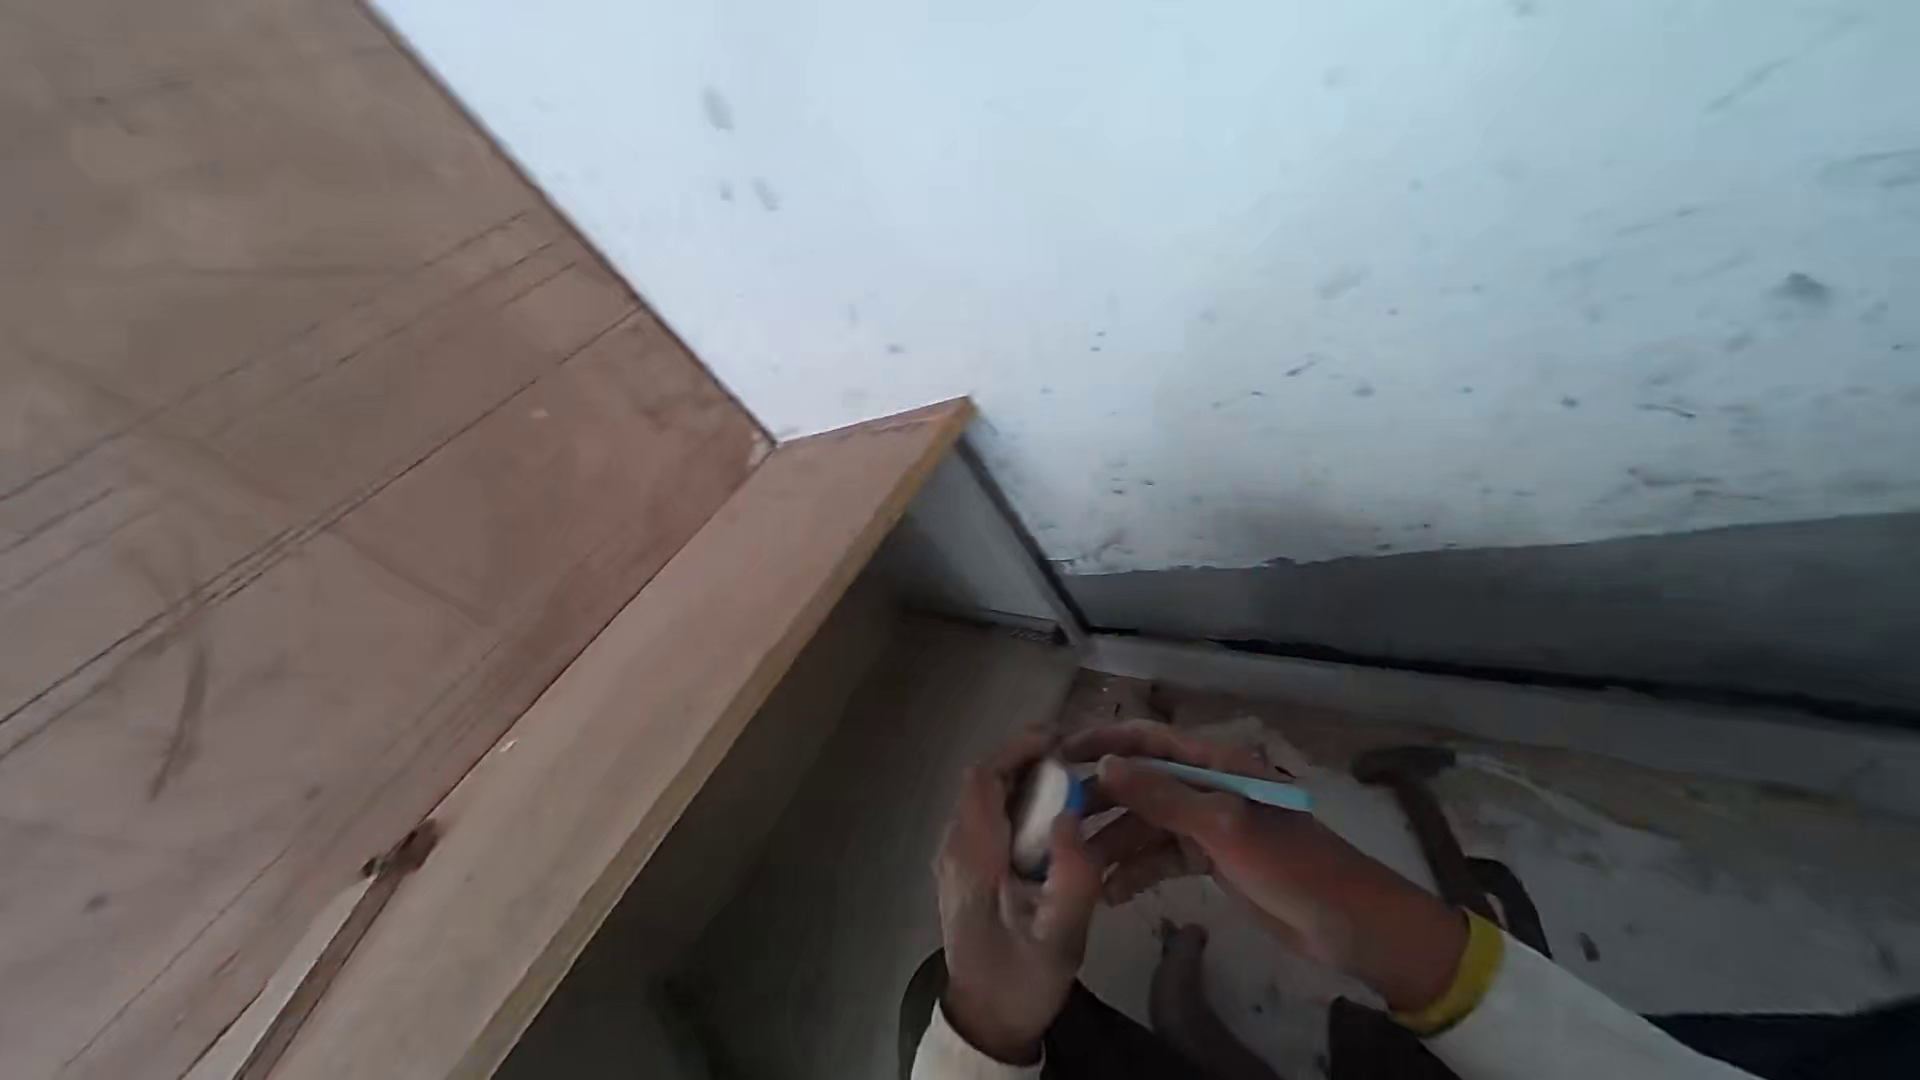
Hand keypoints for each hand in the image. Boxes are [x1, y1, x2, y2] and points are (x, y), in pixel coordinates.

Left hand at [934, 733, 1100, 1063]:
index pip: (983, 779)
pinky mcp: (964, 862)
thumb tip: (1072, 814)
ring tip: (1067, 775)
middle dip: (1025, 758)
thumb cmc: (1023, 978)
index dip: (1017, 750)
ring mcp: (956, 853)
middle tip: (1072, 755)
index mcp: (972, 855)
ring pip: (984, 793)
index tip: (1058, 741)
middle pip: (983, 780)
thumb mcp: (1061, 939)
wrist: (987, 1018)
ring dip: (1022, 775)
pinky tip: (1049, 810)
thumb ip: (1073, 878)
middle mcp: (955, 844)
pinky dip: (1017, 797)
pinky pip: (987, 812)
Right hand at [1063, 720, 1465, 1011]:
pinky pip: (1160, 857)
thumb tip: (1105, 765)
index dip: (1102, 740)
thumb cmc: (1291, 864)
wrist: (1352, 928)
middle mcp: (1202, 785)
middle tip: (1057, 820)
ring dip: (1113, 843)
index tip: (1059, 752)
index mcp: (1211, 762)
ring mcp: (1204, 823)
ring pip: (1145, 824)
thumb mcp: (1224, 828)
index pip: (1146, 739)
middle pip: (1139, 783)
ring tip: (1076, 867)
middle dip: (1100, 800)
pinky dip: (1137, 871)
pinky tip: (1110, 892)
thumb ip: (1163, 796)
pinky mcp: (1207, 858)